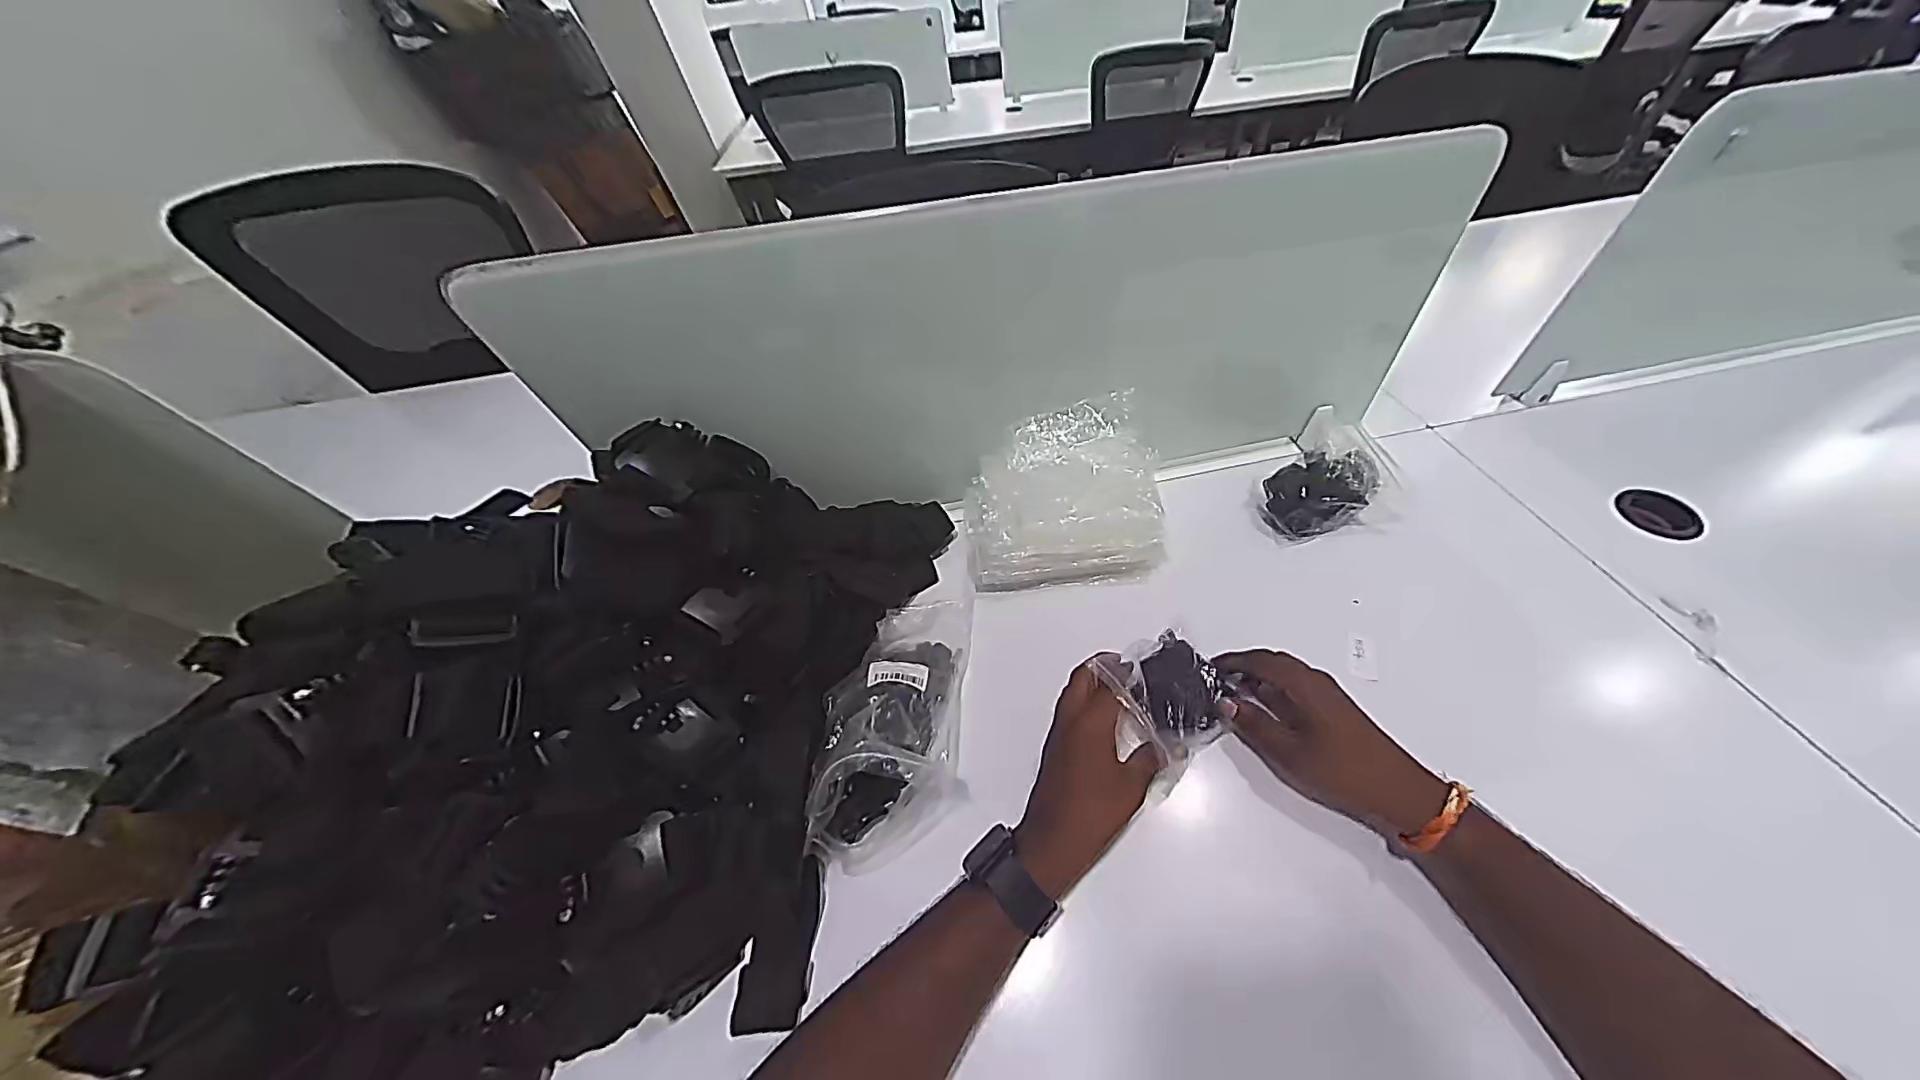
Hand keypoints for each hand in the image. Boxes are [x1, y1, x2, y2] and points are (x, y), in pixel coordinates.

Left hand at [1014, 661, 1159, 899]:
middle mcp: (1070, 720)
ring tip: (1123, 691)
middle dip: (1107, 666)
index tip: (1149, 672)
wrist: (1052, 842)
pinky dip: (1087, 702)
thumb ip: (1152, 758)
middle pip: (1085, 676)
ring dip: (1095, 682)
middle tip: (1129, 670)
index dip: (1132, 675)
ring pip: (1074, 691)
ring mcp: (1059, 732)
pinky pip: (1070, 710)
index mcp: (1090, 723)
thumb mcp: (1133, 786)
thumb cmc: (1090, 815)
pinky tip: (1108, 720)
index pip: (1112, 684)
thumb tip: (1167, 745)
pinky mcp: (1055, 746)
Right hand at [1214, 650, 1447, 839]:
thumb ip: (1252, 723)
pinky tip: (1263, 712)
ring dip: (1258, 680)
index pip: (1260, 660)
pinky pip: (1295, 689)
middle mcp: (1317, 683)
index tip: (1211, 669)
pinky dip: (1273, 692)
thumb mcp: (1285, 750)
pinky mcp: (1333, 711)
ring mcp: (1327, 696)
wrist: (1397, 794)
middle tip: (1218, 679)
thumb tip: (1227, 703)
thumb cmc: (1346, 771)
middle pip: (1273, 662)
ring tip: (1234, 696)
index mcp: (1305, 685)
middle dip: (1243, 667)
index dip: (1231, 661)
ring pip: (1284, 676)